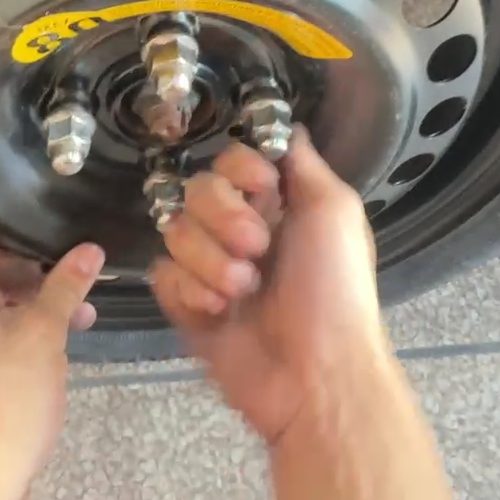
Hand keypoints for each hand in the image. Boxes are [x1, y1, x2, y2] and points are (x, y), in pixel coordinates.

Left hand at [0, 240, 104, 499]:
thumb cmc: (0, 399)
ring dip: (34, 316)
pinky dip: (20, 345)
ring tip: (79, 321)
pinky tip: (56, 355)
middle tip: (71, 293)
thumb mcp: (41, 333)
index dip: (10, 253)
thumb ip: (65, 287)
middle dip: (32, 286)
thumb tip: (90, 250)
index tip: (46, 266)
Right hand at [149, 127, 385, 443]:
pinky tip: (219, 312)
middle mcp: (238, 226)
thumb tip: (287, 123)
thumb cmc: (334, 288)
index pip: (231, 158)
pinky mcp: (186, 302)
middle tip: (257, 248)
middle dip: (224, 218)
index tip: (263, 187)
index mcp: (275, 202)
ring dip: (212, 262)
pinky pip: (163, 274)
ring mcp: (209, 264)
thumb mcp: (336, 211)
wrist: (316, 376)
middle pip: (197, 188)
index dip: (239, 169)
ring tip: (244, 291)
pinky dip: (191, 292)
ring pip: (176, 229)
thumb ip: (303, 161)